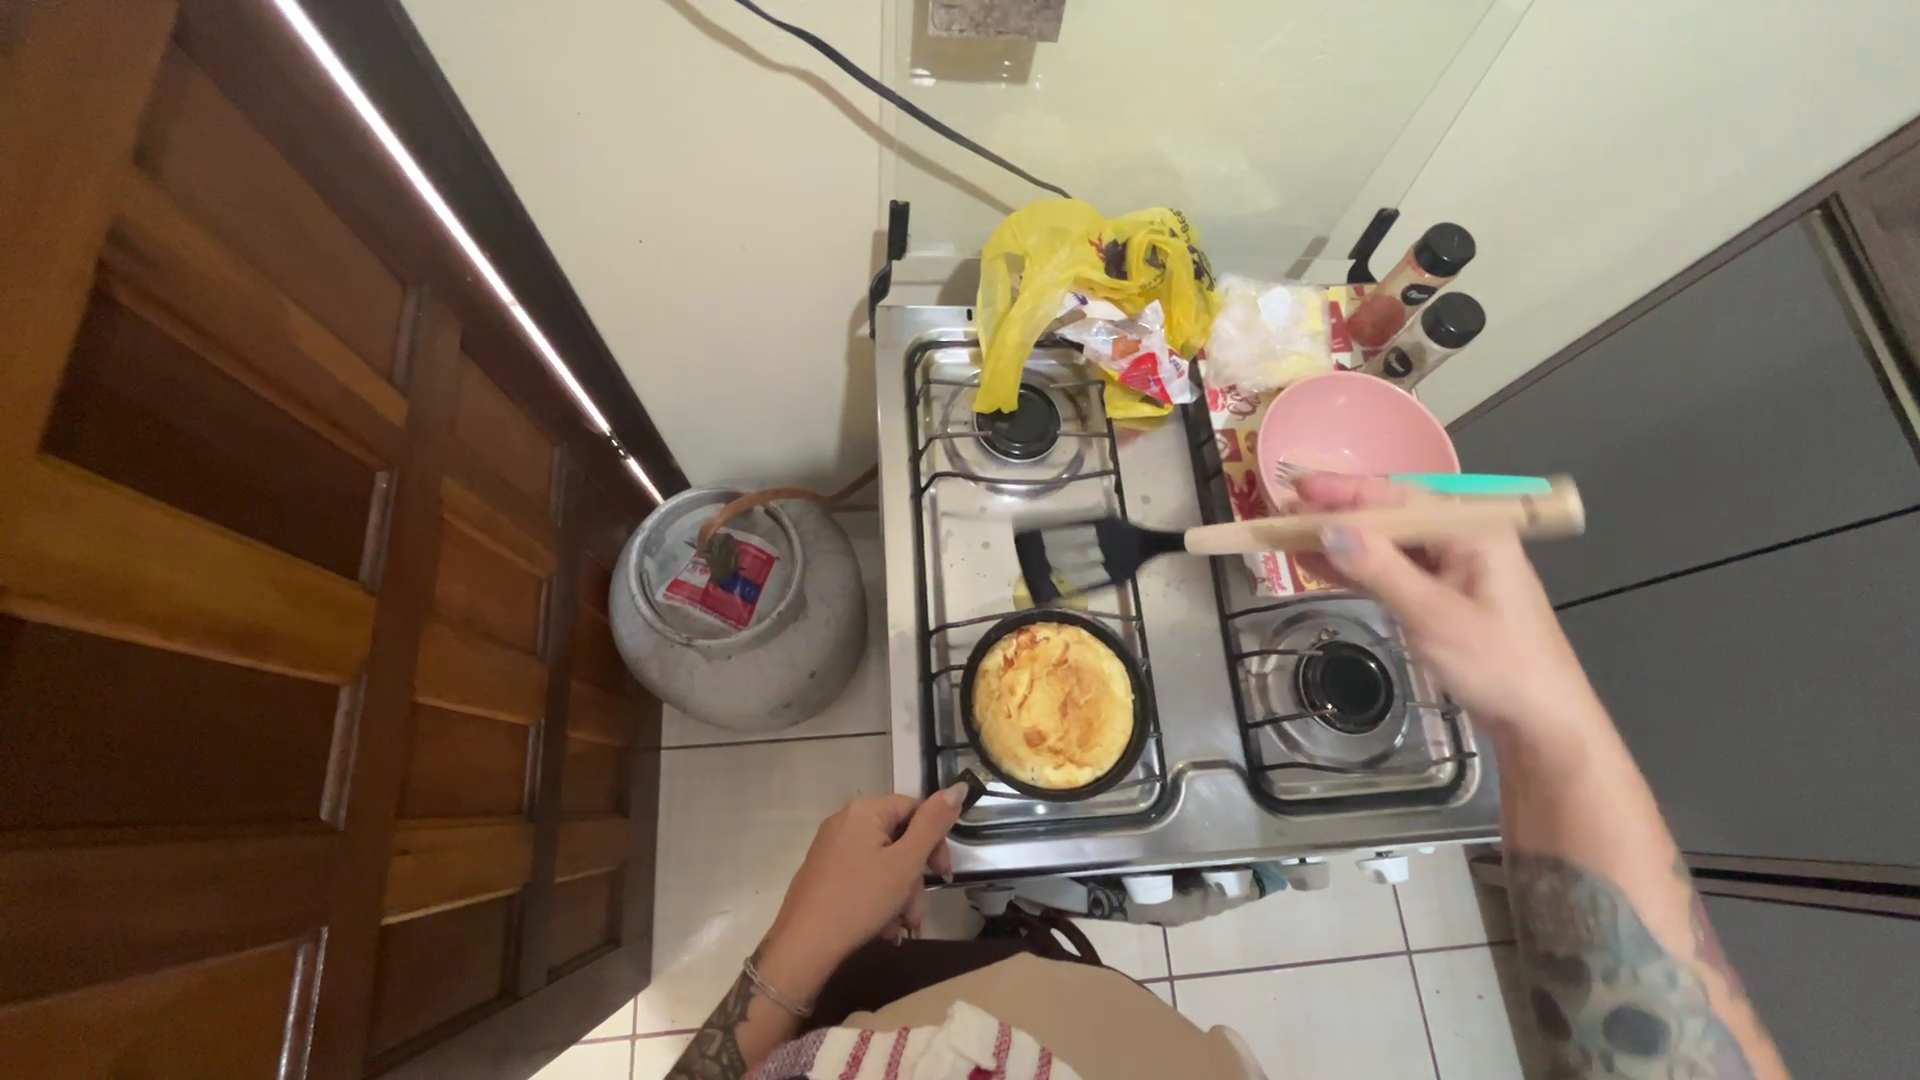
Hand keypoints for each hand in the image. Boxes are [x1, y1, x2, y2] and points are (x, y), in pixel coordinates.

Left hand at [756, 787, 967, 1001]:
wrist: (803, 947)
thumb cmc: (859, 899)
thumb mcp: (905, 862)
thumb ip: (933, 824)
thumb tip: (957, 787)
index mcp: (864, 811)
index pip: (914, 809)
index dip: (935, 841)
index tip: (943, 875)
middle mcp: (845, 822)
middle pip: (898, 839)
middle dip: (914, 878)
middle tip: (919, 912)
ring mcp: (831, 848)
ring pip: (882, 863)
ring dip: (899, 895)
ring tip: (902, 928)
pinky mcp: (823, 873)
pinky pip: (863, 876)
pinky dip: (878, 899)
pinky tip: (883, 929)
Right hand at [1290, 473, 1597, 736]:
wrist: (1540, 722)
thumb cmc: (1496, 664)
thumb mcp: (1432, 615)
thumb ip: (1379, 568)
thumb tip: (1328, 529)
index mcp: (1471, 532)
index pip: (1398, 498)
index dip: (1344, 491)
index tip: (1298, 486)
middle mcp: (1460, 541)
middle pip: (1388, 516)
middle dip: (1336, 512)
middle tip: (1284, 510)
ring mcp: (1449, 569)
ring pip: (1383, 544)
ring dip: (1338, 540)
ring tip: (1289, 533)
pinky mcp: (1436, 596)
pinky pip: (1386, 571)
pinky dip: (1352, 568)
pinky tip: (1315, 563)